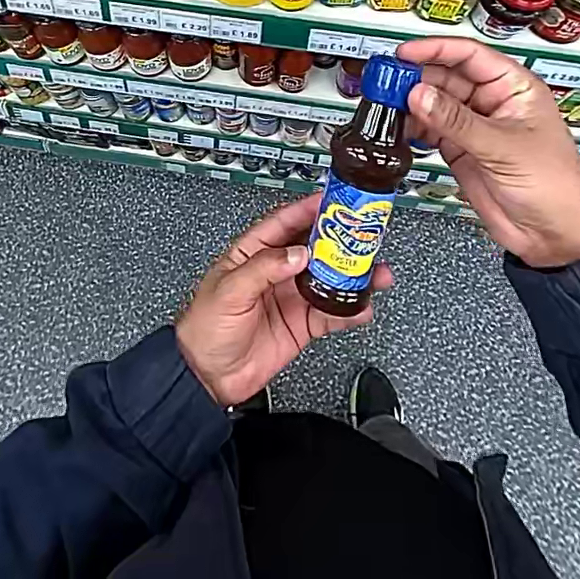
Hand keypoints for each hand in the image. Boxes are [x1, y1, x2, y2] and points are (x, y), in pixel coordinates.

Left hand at [175, 196, 393, 405]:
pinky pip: (331, 312)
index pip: (285, 222)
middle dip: (341, 240)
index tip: (332, 201)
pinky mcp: (302, 323)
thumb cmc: (204, 328)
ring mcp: (292, 296)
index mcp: (254, 252)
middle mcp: (277, 270)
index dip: (309, 209)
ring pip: (330, 278)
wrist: (206, 378)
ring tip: (375, 272)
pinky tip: (361, 307)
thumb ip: (264, 268)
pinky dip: (350, 310)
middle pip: (315, 247)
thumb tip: (297, 253)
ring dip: (353, 275)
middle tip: (364, 235)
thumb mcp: (229, 290)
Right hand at [397, 37, 579, 268]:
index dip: (436, 50)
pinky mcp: (460, 149)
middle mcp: (491, 102)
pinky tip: (398, 127)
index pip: (469, 55)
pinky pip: (429, 129)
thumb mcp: (504, 147)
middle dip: (415, 77)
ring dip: (410, 102)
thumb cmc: (556, 187)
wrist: (554, 237)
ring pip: (433, 103)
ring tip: (386, 104)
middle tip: (387, 82)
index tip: (406, 53)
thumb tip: (420, 95)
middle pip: (445, 76)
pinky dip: (412, 127)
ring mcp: (473, 126)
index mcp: (513, 88)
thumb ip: (457, 121)